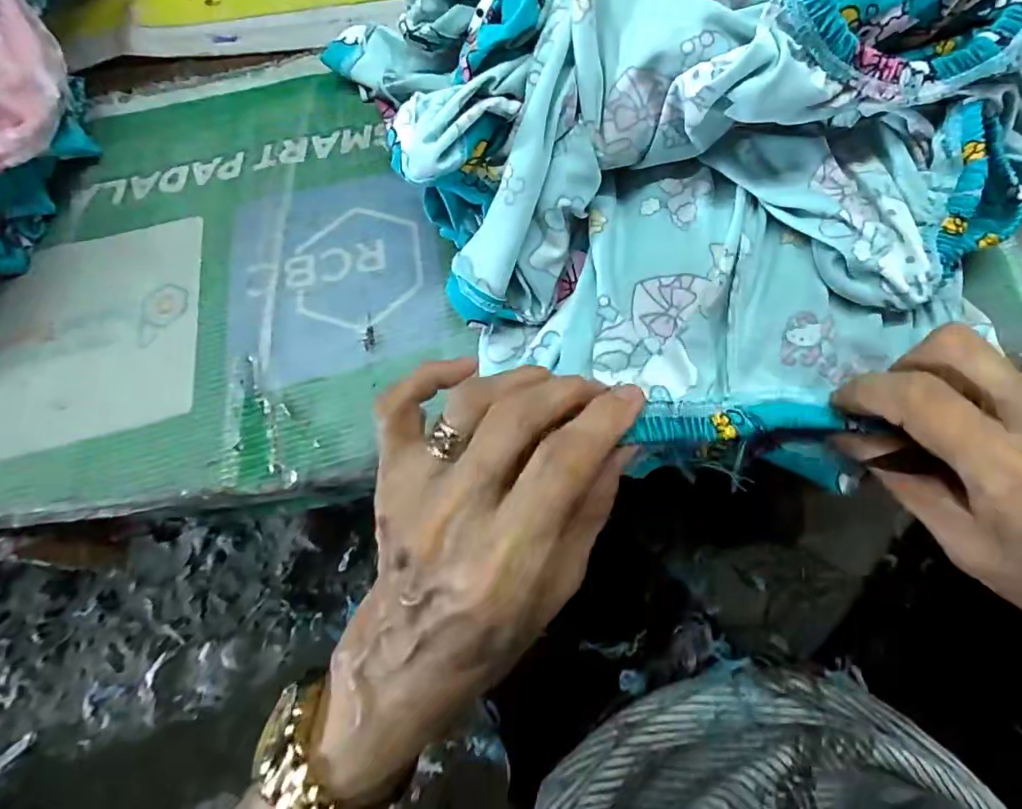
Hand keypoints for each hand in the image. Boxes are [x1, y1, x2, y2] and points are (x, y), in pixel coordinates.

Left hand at [310, 359, 643, 805]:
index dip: (604, 418)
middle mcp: (457, 510)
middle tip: (595, 391)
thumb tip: (623, 442)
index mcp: (507, 552)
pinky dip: (429, 375)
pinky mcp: (389, 473)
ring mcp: (415, 486)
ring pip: (470, 402)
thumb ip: (593, 506)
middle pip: (518, 418)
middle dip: (569, 391)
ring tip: (551, 383)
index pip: (562, 460)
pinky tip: (469, 368)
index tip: (632, 396)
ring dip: (520, 379)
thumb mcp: (563, 582)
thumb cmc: (498, 628)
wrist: (409, 652)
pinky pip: (396, 406)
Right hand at [831, 325, 1021, 684]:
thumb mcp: (962, 544)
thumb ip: (903, 480)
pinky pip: (1013, 376)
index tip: (842, 402)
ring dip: (945, 380)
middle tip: (893, 400)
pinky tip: (996, 434)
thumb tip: (851, 438)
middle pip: (951, 344)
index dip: (868, 390)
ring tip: (944, 424)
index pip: (919, 396)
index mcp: (1008, 467)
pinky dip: (985, 395)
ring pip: (981, 357)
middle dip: (905, 362)